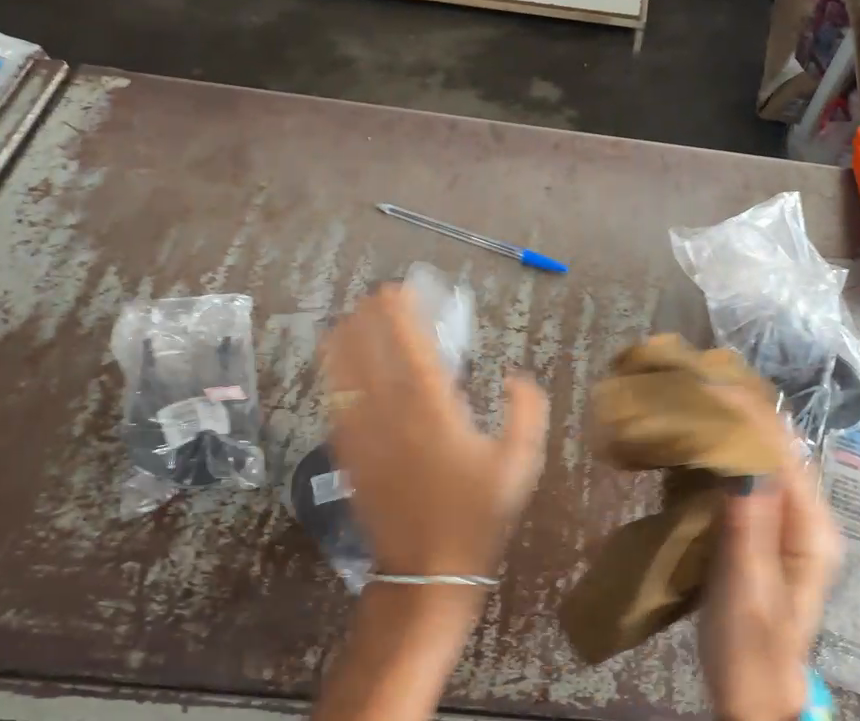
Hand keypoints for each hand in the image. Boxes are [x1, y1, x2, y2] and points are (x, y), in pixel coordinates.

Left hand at [321, 285, 548, 578]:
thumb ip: (526, 410)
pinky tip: (335, 365)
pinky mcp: (348, 455)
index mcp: (434, 407)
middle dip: (369, 317)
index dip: (401, 312)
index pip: (410, 344)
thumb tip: (515, 374)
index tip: (398, 288)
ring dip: (345, 339)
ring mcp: (363, 433)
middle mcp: (392, 411)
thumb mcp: (521, 462)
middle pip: (369, 350)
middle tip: (377, 297)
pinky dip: (333, 376)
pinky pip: (334, 403)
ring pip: (343, 373)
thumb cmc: (478, 514)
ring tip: (349, 317)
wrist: (427, 571)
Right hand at [698, 395, 842, 720]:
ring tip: (696, 396)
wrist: (756, 698)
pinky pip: (751, 476)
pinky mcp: (767, 530)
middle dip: (740, 410)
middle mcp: (808, 515)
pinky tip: (700, 439)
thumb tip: (744, 455)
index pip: (782, 449)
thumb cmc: (750, 652)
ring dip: (734, 424)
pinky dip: (727, 450)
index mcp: (811, 526)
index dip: (747, 410)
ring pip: (764, 457)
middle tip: (696, 381)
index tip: (707, 381)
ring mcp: (789, 522)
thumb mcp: (747, 589)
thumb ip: (749, 522)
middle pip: (778, 446)